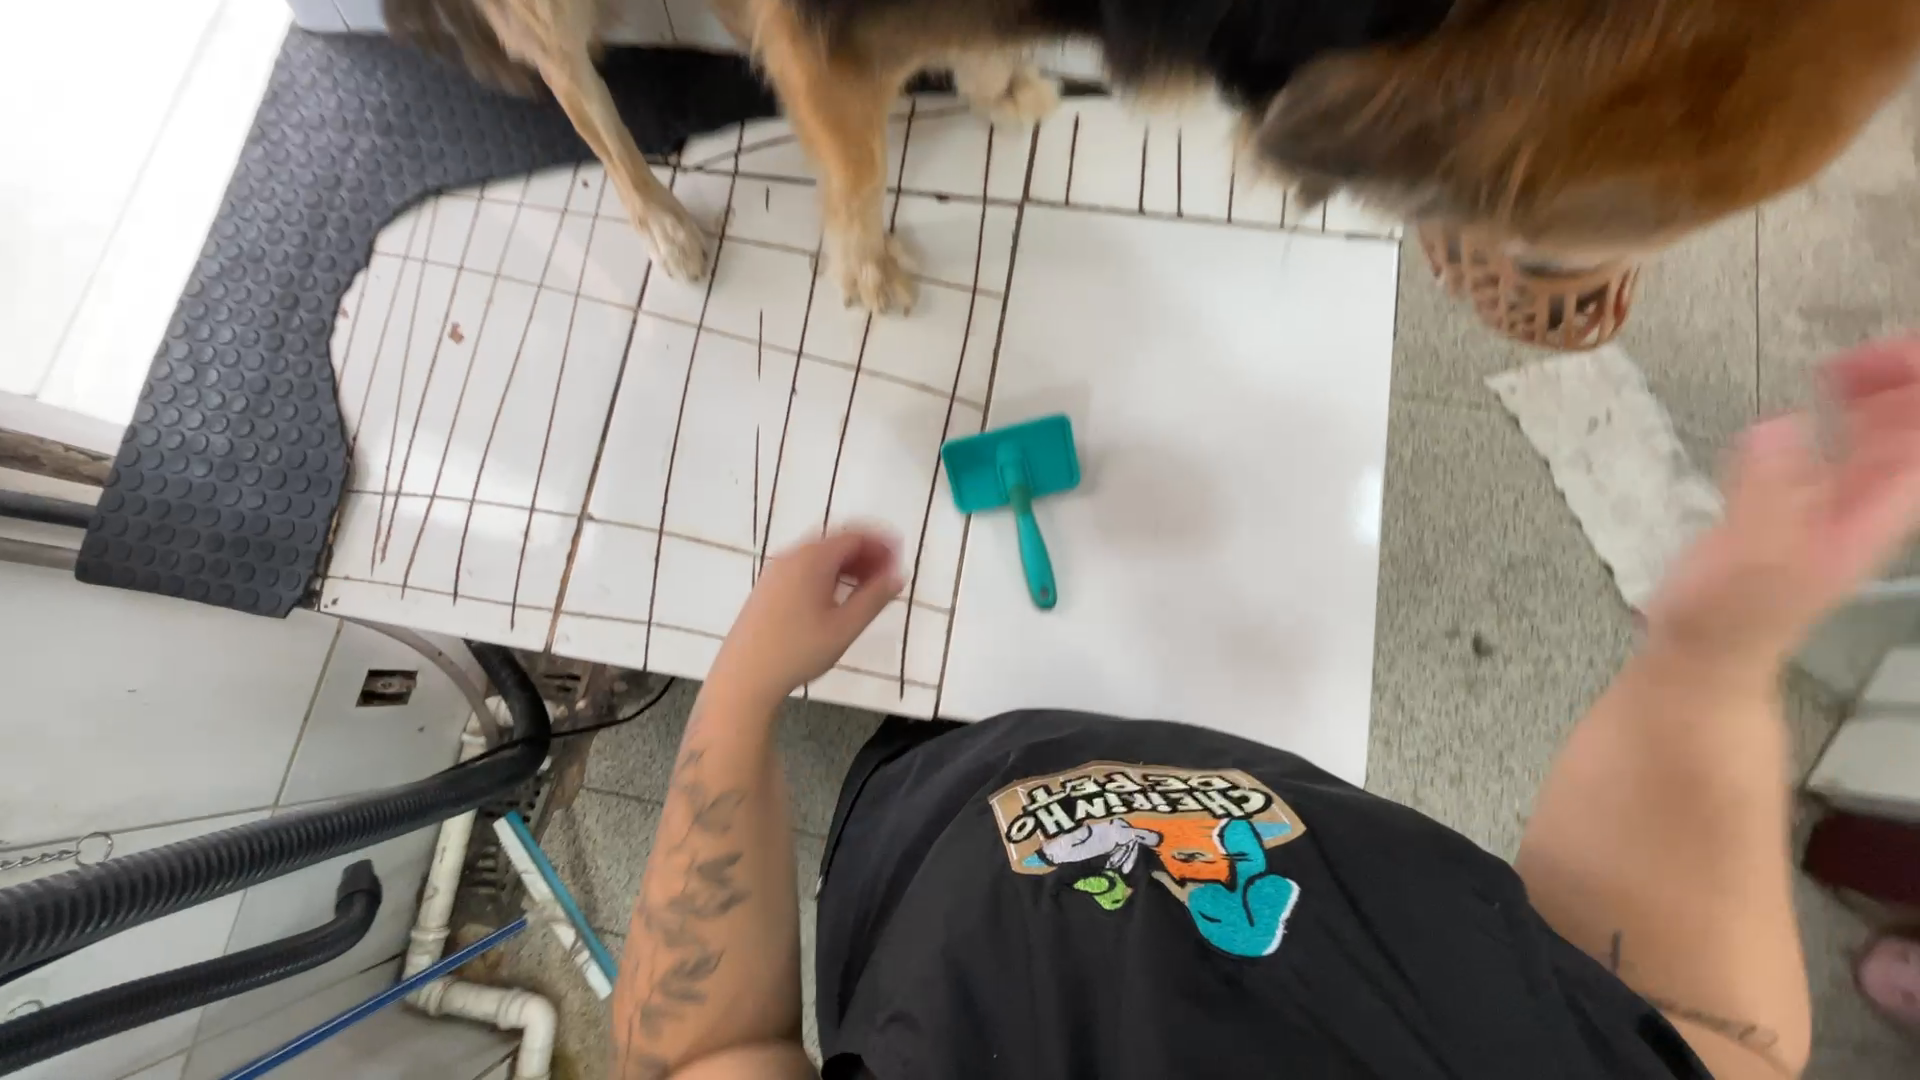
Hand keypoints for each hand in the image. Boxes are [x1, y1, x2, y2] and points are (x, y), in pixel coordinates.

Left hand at [708, 528, 904, 706]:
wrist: (743, 678)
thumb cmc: (799, 651)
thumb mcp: (845, 627)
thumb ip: (874, 598)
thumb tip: (897, 576)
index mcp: (812, 559)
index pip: (853, 536)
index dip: (881, 543)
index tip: (900, 558)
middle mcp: (791, 556)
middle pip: (836, 542)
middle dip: (866, 553)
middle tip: (887, 574)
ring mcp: (775, 571)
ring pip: (819, 555)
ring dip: (847, 565)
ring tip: (867, 588)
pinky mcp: (767, 588)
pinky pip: (804, 568)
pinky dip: (827, 573)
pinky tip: (836, 598)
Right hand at [1646, 338, 1919, 669]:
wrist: (1707, 648)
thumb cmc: (1731, 614)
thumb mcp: (1753, 556)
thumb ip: (1767, 493)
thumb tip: (1776, 427)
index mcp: (1875, 514)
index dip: (1913, 391)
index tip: (1878, 357)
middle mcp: (1867, 503)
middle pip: (1914, 430)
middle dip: (1899, 384)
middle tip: (1855, 356)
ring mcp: (1832, 503)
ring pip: (1885, 435)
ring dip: (1875, 396)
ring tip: (1839, 368)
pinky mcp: (1792, 504)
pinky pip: (1837, 450)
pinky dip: (1833, 421)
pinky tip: (1809, 409)